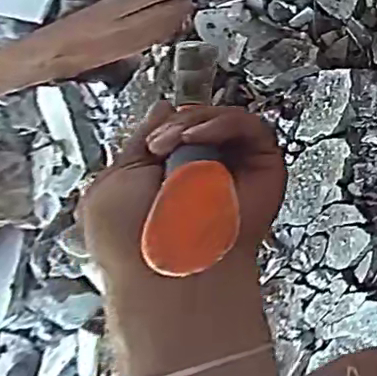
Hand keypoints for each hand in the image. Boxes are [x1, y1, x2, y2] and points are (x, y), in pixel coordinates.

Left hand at [79, 102, 287, 303]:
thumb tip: (163, 110)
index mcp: (167, 171)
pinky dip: (225, 124)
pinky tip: (201, 137)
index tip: (151, 137)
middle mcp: (204, 166)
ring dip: (199, 122)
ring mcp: (235, 164)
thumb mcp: (112, 183)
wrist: (176, 265)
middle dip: (179, 122)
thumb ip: (138, 142)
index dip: (164, 122)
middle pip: (202, 117)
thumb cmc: (137, 241)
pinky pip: (251, 127)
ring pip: (227, 118)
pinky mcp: (264, 163)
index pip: (174, 127)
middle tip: (162, 143)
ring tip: (180, 142)